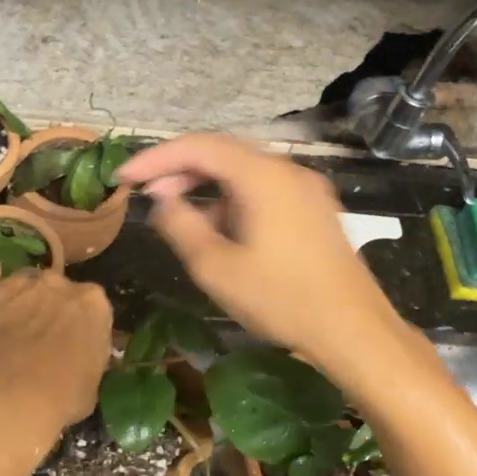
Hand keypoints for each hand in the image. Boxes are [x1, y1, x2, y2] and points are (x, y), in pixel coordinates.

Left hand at [0, 256, 112, 444]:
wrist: (11, 400)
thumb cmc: (61, 399)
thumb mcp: (93, 382)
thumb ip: (89, 355)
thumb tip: (80, 355)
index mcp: (94, 303)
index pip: (91, 307)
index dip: (78, 326)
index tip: (70, 344)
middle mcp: (59, 283)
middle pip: (57, 289)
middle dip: (50, 308)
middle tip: (39, 339)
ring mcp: (20, 283)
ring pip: (23, 280)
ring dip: (20, 297)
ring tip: (8, 325)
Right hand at [115, 133, 413, 368]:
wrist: (353, 329)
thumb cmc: (281, 299)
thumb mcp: (216, 268)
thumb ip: (181, 226)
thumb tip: (162, 201)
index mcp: (262, 177)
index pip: (198, 147)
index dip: (155, 158)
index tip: (124, 177)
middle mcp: (287, 170)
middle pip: (223, 153)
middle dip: (179, 169)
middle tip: (147, 196)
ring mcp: (306, 189)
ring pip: (244, 172)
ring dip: (206, 187)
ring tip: (179, 217)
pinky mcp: (314, 210)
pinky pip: (263, 190)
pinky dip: (232, 199)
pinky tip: (219, 231)